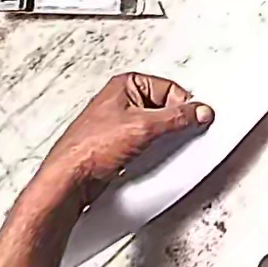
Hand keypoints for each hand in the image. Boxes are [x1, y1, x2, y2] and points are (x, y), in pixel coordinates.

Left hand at [41, 73, 211, 190]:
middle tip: (174, 135)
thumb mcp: (144, 127)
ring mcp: (120, 122)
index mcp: (126, 84)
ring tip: (154, 148)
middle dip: (172, 123)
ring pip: (157, 126)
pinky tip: (148, 157)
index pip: (171, 89)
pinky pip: (147, 141)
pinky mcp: (119, 143)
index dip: (183, 105)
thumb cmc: (89, 149)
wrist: (67, 182)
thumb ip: (178, 118)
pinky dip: (152, 149)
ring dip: (161, 138)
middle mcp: (122, 100)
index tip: (192, 120)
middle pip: (165, 107)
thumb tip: (200, 111)